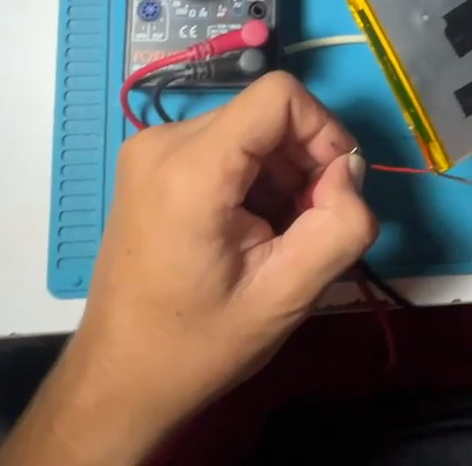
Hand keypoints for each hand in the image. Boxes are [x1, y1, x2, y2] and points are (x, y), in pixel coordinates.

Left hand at [33, 73, 376, 456]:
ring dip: (282, 171)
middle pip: (267, 113)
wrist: (120, 377)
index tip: (334, 189)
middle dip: (304, 161)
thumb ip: (339, 227)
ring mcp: (152, 146)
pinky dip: (255, 174)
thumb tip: (351, 170)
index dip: (323, 130)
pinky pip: (227, 141)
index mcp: (191, 168)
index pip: (279, 95)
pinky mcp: (153, 159)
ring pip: (251, 127)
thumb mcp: (285, 298)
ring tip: (275, 233)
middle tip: (306, 226)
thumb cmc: (198, 345)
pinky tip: (250, 226)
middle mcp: (164, 139)